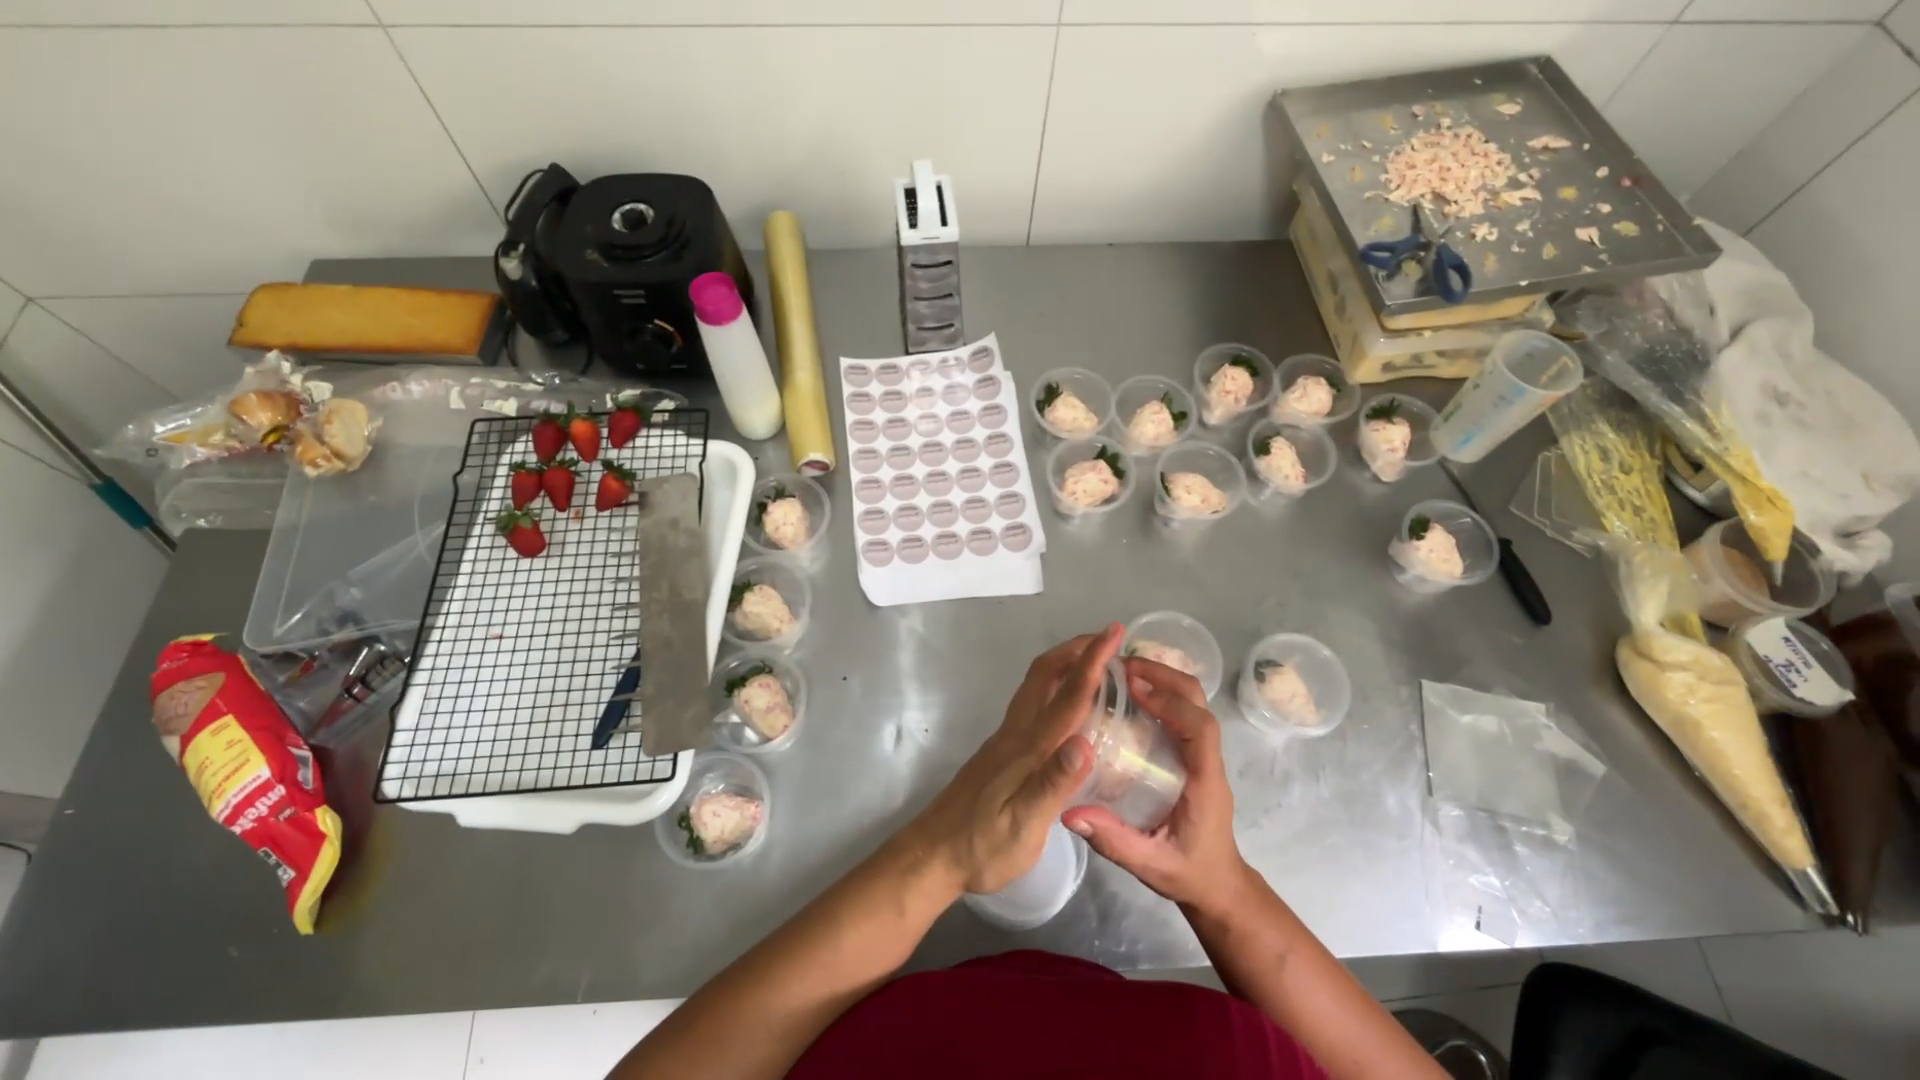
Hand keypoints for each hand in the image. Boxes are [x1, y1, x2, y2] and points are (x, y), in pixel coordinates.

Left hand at [901, 625, 1121, 895]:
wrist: (933, 856)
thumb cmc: (982, 846)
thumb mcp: (1024, 825)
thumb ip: (1053, 784)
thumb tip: (1085, 742)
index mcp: (1028, 748)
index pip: (1067, 696)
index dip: (1092, 661)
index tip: (1114, 631)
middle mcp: (1016, 735)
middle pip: (1043, 676)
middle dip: (1075, 650)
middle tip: (1108, 639)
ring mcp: (1005, 742)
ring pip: (1035, 688)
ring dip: (1064, 666)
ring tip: (1095, 663)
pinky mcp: (1001, 754)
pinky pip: (1033, 706)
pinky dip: (1056, 690)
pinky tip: (1069, 708)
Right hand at [1062, 658, 1251, 914]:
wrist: (1218, 886)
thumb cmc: (1189, 873)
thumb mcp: (1150, 865)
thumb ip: (1113, 841)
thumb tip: (1070, 812)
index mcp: (1205, 781)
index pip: (1200, 728)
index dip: (1170, 703)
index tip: (1134, 688)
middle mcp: (1208, 759)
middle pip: (1198, 700)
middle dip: (1163, 676)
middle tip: (1118, 667)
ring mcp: (1201, 755)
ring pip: (1192, 701)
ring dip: (1160, 680)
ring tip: (1118, 673)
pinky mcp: (1190, 755)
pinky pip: (1180, 713)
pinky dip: (1157, 695)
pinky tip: (1125, 697)